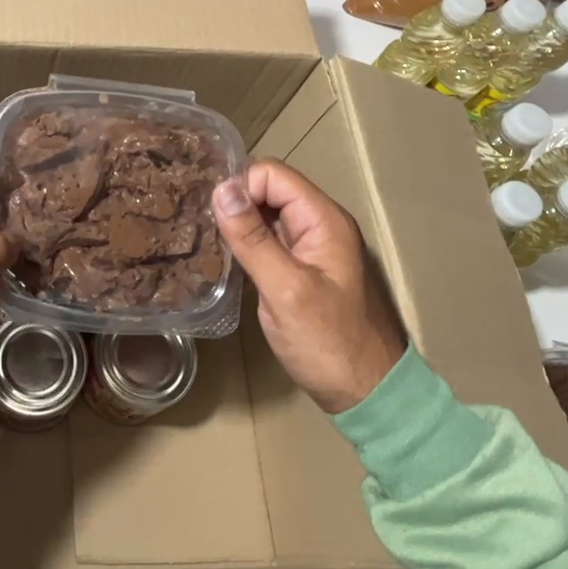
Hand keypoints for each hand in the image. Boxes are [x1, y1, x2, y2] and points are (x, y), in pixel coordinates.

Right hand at [211, 159, 406, 413]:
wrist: (367, 394)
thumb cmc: (328, 343)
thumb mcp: (285, 289)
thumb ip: (253, 238)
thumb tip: (221, 189)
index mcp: (323, 220)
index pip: (272, 174)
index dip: (239, 188)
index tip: (212, 218)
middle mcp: (320, 225)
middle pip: (269, 190)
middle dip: (235, 202)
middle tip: (200, 228)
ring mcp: (313, 248)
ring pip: (267, 214)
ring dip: (238, 223)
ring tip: (205, 241)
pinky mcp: (303, 269)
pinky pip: (271, 240)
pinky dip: (247, 243)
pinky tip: (224, 259)